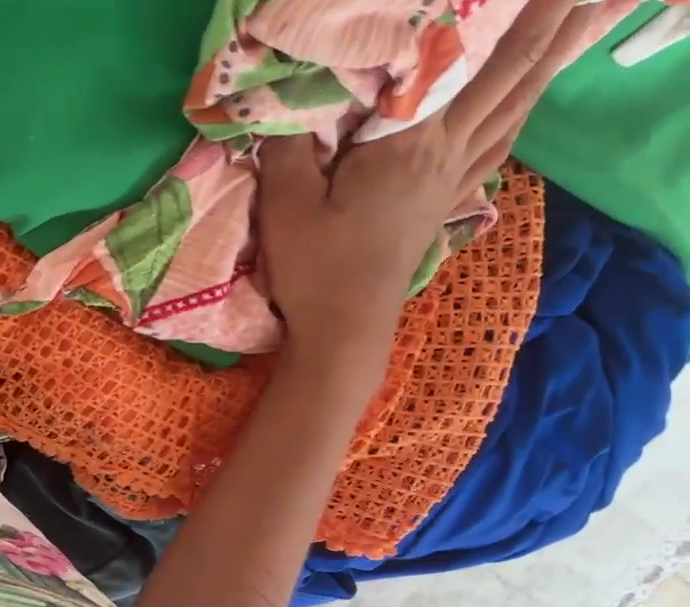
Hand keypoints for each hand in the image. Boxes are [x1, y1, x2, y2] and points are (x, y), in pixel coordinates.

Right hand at [256, 0, 602, 391]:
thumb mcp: (285, 206)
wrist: (344, 325)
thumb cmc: (314, 265)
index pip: (447, 65)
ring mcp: (453, 177)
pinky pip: (499, 143)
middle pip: (506, 74)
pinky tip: (526, 100)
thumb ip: (287, 149)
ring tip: (573, 20)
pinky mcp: (446, 200)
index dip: (470, 23)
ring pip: (515, 103)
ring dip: (546, 57)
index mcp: (408, 144)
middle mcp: (446, 150)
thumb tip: (284, 102)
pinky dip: (520, 110)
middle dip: (542, 23)